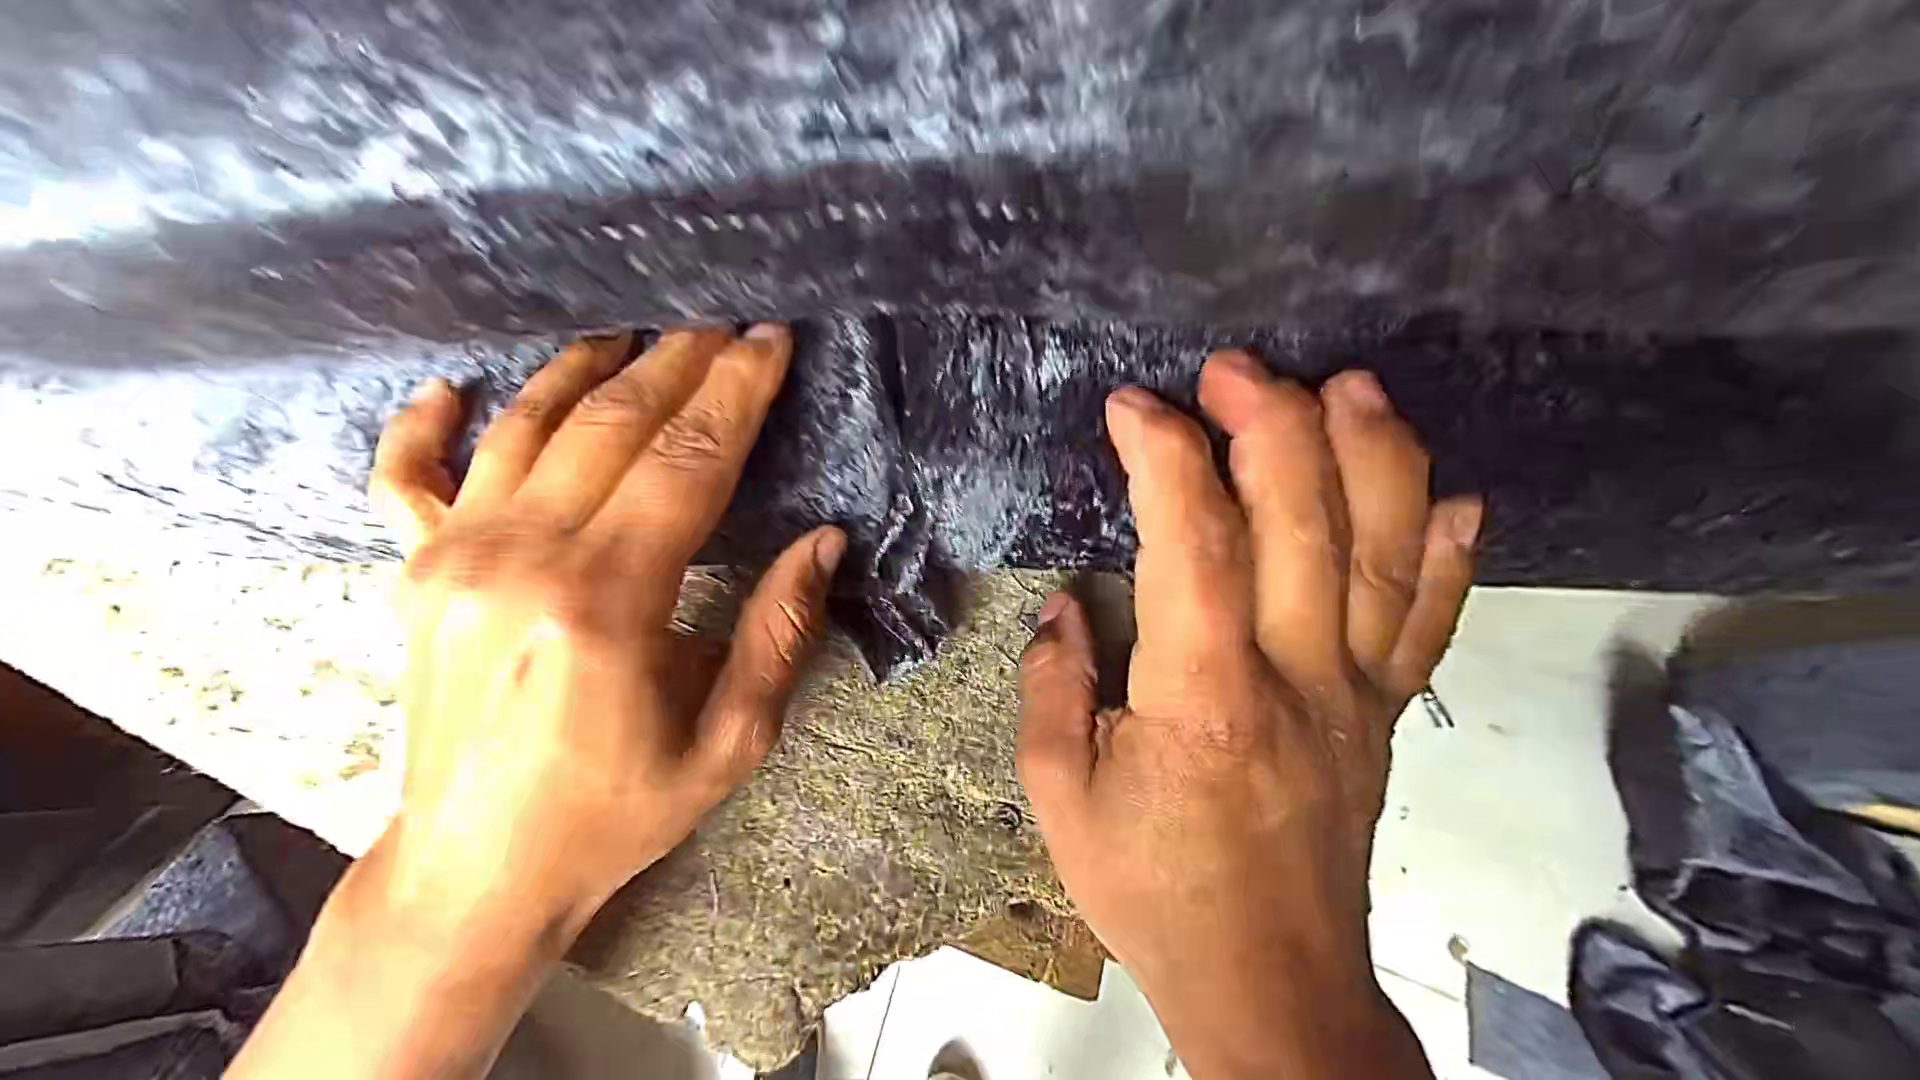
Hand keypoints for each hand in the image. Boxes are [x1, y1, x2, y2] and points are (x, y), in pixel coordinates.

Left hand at [369, 325, 843, 926]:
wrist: (475, 874)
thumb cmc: (617, 813)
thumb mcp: (731, 740)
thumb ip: (778, 632)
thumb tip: (822, 540)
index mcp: (606, 604)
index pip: (687, 463)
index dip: (737, 394)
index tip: (769, 340)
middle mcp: (521, 560)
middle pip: (616, 426)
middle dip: (682, 363)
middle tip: (725, 320)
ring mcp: (454, 559)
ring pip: (528, 427)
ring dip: (589, 367)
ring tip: (638, 328)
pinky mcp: (417, 574)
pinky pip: (410, 475)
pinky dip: (427, 421)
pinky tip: (450, 382)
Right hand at [1017, 353, 1479, 1079]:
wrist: (1267, 984)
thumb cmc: (1150, 888)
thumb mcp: (1058, 793)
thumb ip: (1051, 687)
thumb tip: (1067, 607)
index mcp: (1202, 693)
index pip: (1194, 541)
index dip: (1164, 456)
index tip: (1133, 408)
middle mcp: (1295, 675)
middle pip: (1304, 520)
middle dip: (1272, 422)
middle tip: (1233, 369)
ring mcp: (1357, 692)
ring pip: (1386, 552)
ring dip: (1374, 455)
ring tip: (1350, 387)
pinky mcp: (1386, 716)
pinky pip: (1432, 622)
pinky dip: (1451, 553)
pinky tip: (1455, 495)